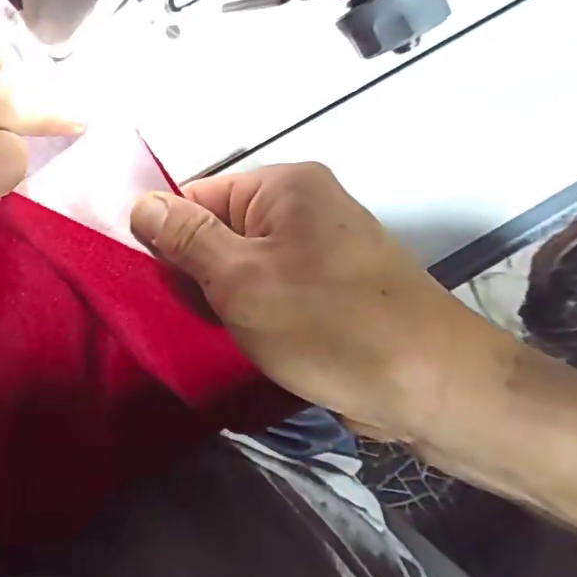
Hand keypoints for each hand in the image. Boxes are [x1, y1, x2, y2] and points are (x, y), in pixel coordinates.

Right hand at [128, 163, 517, 443]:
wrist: (436, 391)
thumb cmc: (329, 326)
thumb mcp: (240, 280)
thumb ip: (184, 237)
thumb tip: (140, 203)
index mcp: (284, 186)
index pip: (195, 197)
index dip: (169, 238)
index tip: (162, 284)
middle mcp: (304, 204)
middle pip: (218, 227)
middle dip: (197, 270)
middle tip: (195, 312)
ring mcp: (321, 245)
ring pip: (241, 261)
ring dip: (223, 294)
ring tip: (221, 328)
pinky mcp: (331, 283)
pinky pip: (270, 282)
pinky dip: (252, 307)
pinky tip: (247, 336)